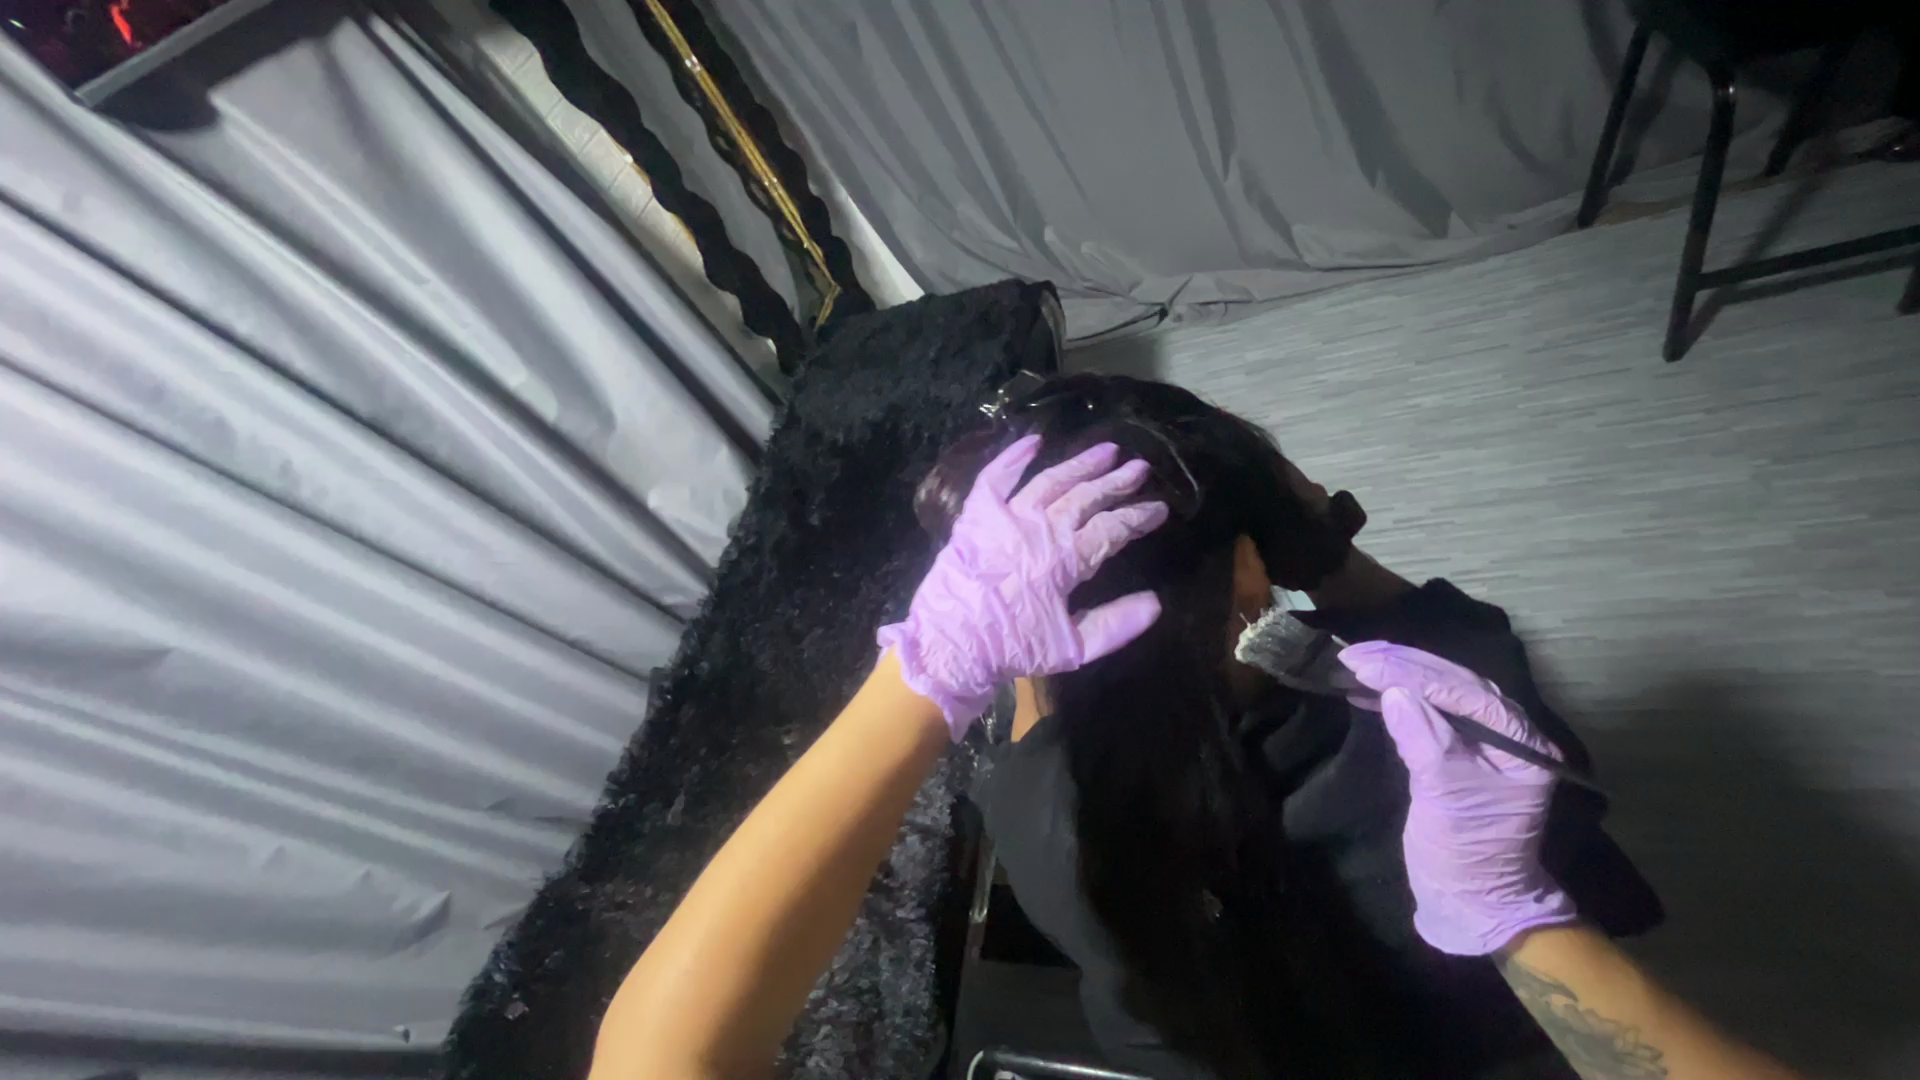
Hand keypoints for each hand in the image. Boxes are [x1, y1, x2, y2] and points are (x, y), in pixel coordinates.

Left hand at [878, 435, 1169, 739]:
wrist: (950, 645)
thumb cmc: (1012, 648)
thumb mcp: (1072, 649)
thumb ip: (1115, 625)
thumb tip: (1155, 603)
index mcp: (1065, 560)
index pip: (1111, 529)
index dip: (1137, 517)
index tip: (1158, 508)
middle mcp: (1039, 529)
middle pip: (1085, 497)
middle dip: (1116, 482)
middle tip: (1140, 468)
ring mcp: (1006, 517)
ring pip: (1050, 481)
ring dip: (1080, 464)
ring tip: (1107, 449)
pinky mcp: (976, 516)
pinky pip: (995, 478)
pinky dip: (1013, 456)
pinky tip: (1034, 440)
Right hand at [1338, 641, 1577, 954]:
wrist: (1473, 899)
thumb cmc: (1467, 851)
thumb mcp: (1446, 796)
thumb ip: (1424, 740)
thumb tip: (1395, 692)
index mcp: (1520, 743)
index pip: (1463, 691)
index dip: (1412, 672)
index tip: (1364, 662)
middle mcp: (1507, 734)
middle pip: (1453, 683)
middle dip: (1403, 664)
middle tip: (1355, 653)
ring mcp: (1481, 743)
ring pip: (1439, 692)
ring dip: (1396, 675)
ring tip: (1354, 664)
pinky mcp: (1455, 753)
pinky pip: (1426, 712)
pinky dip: (1395, 698)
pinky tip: (1366, 692)